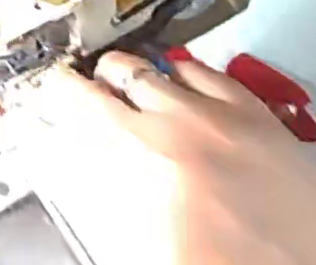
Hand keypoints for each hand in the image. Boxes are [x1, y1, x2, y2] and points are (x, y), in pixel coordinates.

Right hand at [21, 52, 315, 264]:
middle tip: (89, 83)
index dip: (66, 91)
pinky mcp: (262, 116)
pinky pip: (210, 74)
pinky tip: (184, 81)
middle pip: (127, 77)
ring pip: (165, 68)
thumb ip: (130, 214)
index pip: (93, 110)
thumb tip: (104, 171)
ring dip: (140, 71)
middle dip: (101, 77)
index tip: (53, 83)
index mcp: (154, 164)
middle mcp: (184, 125)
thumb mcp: (172, 250)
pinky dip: (187, 73)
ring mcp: (225, 114)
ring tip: (129, 77)